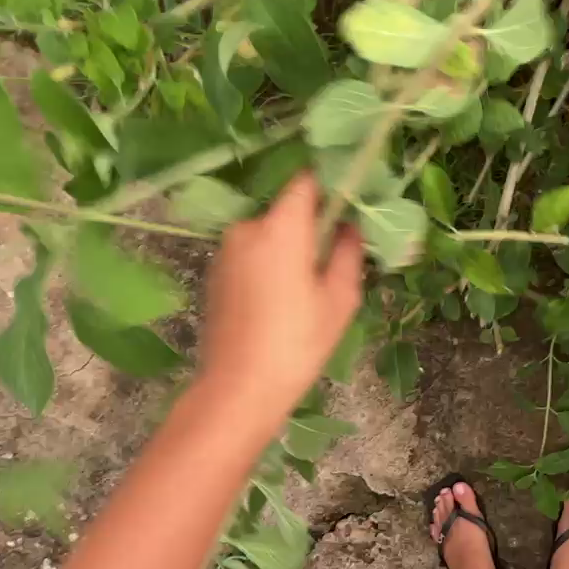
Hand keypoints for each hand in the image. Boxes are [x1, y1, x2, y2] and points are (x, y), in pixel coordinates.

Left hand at [196, 172, 364, 419]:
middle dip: (313, 227)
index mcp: (281, 227)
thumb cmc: (297, 344)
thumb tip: (350, 227)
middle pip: (288, 210)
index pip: (307, 181)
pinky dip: (271, 264)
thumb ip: (348, 253)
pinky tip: (282, 300)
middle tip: (336, 260)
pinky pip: (253, 253)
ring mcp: (226, 249)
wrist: (239, 387)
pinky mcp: (216, 271)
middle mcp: (248, 227)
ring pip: (270, 233)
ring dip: (291, 248)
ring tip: (309, 288)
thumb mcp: (339, 300)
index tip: (352, 204)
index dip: (331, 186)